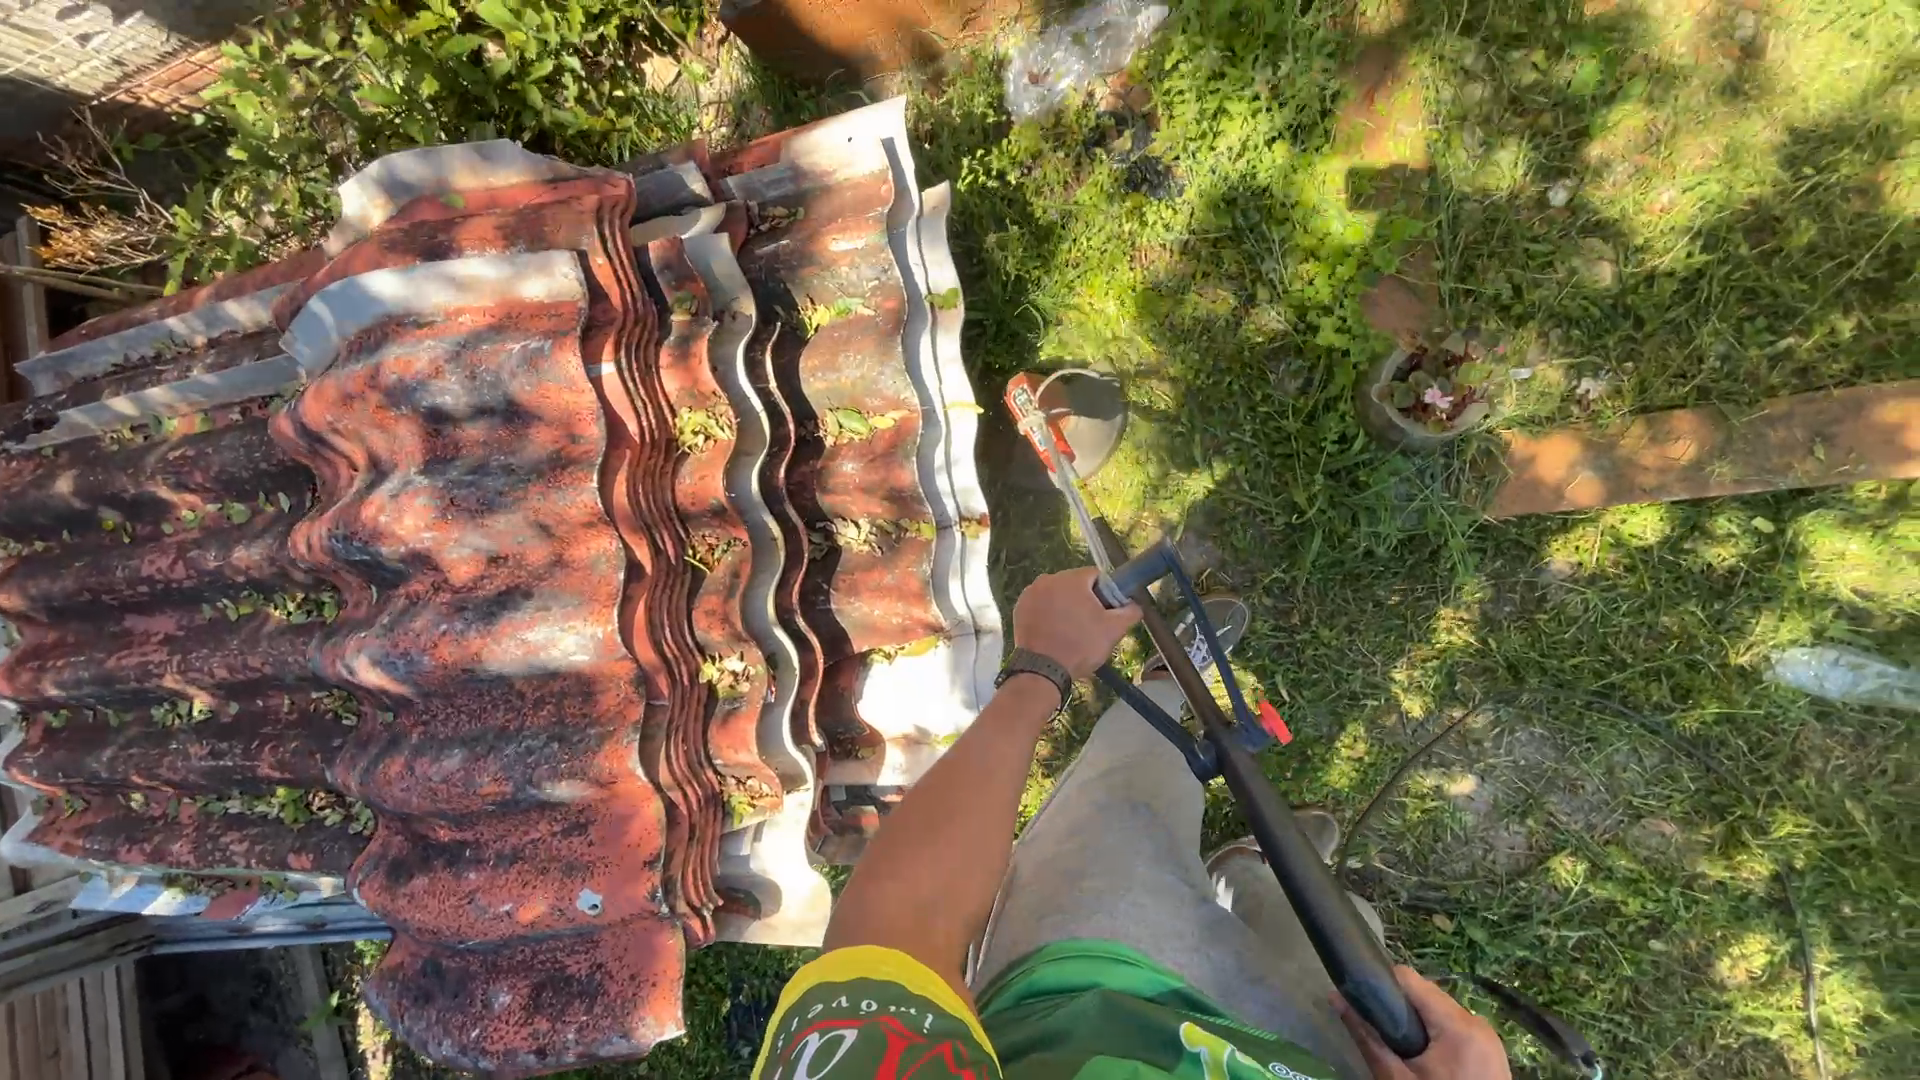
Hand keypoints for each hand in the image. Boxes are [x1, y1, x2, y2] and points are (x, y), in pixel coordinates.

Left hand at [1012, 567, 1141, 678]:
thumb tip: (1134, 604)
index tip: (1105, 613)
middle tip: (1089, 625)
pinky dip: (1048, 614)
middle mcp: (1048, 579)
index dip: (1105, 593)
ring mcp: (1030, 593)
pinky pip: (1041, 605)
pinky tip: (1053, 633)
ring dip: (1065, 606)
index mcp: (1071, 579)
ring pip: (1056, 594)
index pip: (1096, 576)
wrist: (1042, 670)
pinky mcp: (1019, 608)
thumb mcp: (1113, 630)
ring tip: (1070, 632)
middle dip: (1084, 600)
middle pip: (1074, 584)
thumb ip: (1129, 611)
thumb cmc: (1081, 646)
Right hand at [1335, 967, 1510, 1079]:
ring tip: (1405, 1050)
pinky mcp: (1491, 1050)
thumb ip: (1366, 1035)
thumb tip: (1334, 997)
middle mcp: (1477, 1022)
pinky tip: (1427, 1059)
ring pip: (1438, 1008)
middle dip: (1400, 1008)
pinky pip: (1454, 1025)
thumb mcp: (1396, 1078)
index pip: (1408, 978)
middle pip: (1424, 992)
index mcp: (1458, 1026)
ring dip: (1417, 1021)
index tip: (1366, 1005)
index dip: (1381, 985)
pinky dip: (1436, 1033)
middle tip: (1385, 1036)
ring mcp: (1488, 1037)